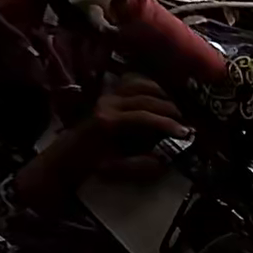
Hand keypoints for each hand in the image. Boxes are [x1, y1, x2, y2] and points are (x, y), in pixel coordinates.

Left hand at [12, 74, 189, 205]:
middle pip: (147, 98)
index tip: (186, 133)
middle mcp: (108, 103)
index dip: (168, 124)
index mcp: (108, 121)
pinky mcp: (108, 94)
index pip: (145, 116)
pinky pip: (133, 82)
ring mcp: (107, 95)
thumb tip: (166, 158)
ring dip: (163, 95)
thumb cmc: (92, 167)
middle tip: (186, 124)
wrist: (65, 157)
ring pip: (141, 85)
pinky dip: (150, 86)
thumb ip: (142, 165)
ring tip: (176, 111)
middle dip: (170, 110)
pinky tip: (162, 97)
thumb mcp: (117, 170)